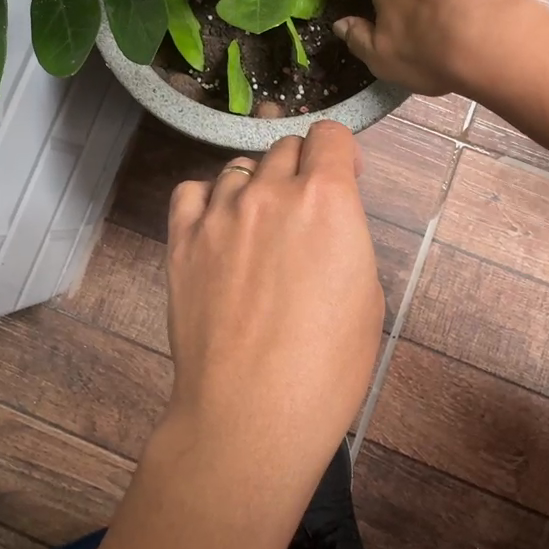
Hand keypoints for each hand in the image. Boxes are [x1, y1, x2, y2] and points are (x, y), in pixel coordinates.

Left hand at [164, 122, 383, 459]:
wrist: (252, 413)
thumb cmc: (327, 367)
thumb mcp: (366, 295)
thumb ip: (344, 237)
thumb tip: (325, 224)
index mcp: (327, 199)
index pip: (330, 135)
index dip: (341, 153)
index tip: (343, 177)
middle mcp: (271, 191)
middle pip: (285, 147)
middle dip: (301, 169)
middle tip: (304, 211)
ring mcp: (221, 212)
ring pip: (240, 167)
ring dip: (257, 185)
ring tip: (260, 226)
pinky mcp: (182, 239)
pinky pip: (192, 191)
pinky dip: (209, 199)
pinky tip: (219, 227)